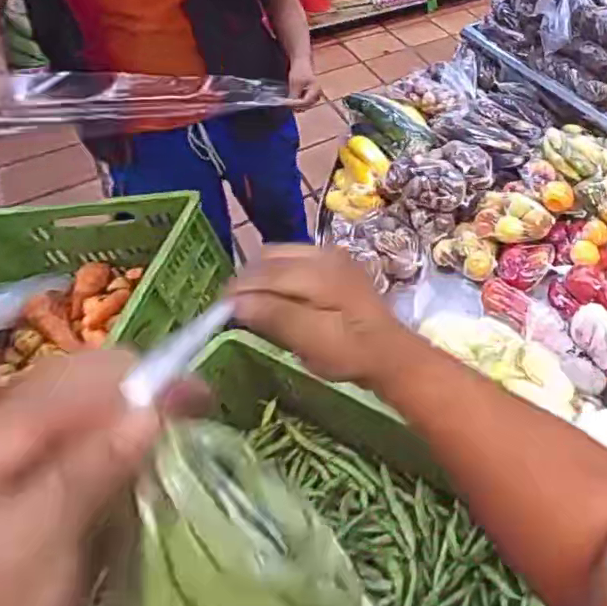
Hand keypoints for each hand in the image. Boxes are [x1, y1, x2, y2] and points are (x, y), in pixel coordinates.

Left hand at [0, 351, 196, 605]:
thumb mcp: (36, 546)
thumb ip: (90, 469)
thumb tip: (151, 411)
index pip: (52, 395)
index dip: (127, 382)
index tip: (189, 388)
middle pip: (52, 415)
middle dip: (122, 405)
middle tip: (185, 406)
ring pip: (54, 446)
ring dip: (113, 435)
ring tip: (162, 439)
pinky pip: (46, 480)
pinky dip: (91, 470)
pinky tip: (120, 478)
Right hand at [227, 245, 426, 385]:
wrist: (388, 351)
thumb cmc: (349, 351)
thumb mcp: (311, 340)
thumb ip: (276, 316)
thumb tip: (236, 302)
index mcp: (320, 271)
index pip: (265, 271)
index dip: (238, 289)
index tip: (218, 311)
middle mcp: (326, 254)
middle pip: (271, 256)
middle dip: (248, 279)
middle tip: (233, 309)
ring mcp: (333, 256)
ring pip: (282, 254)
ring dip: (263, 275)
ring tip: (252, 304)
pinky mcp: (337, 264)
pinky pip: (296, 258)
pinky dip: (279, 273)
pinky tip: (277, 296)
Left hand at [286, 55, 322, 110]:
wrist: (301, 61)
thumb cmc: (299, 70)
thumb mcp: (295, 83)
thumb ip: (294, 95)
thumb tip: (290, 105)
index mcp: (316, 90)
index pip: (306, 102)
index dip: (296, 104)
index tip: (286, 103)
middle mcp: (317, 93)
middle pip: (308, 105)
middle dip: (297, 106)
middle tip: (286, 104)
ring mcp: (314, 93)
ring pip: (307, 104)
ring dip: (298, 105)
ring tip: (289, 104)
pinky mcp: (310, 92)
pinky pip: (305, 101)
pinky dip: (299, 102)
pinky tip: (292, 100)